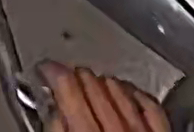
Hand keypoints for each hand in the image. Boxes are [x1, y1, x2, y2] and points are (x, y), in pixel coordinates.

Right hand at [38, 63, 166, 131]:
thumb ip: (56, 130)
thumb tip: (51, 108)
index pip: (64, 81)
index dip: (49, 68)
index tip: (43, 69)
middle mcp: (115, 128)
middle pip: (89, 78)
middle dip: (73, 76)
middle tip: (65, 82)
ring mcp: (142, 131)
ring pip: (116, 85)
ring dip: (101, 82)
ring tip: (92, 89)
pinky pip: (150, 104)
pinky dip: (135, 94)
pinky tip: (126, 93)